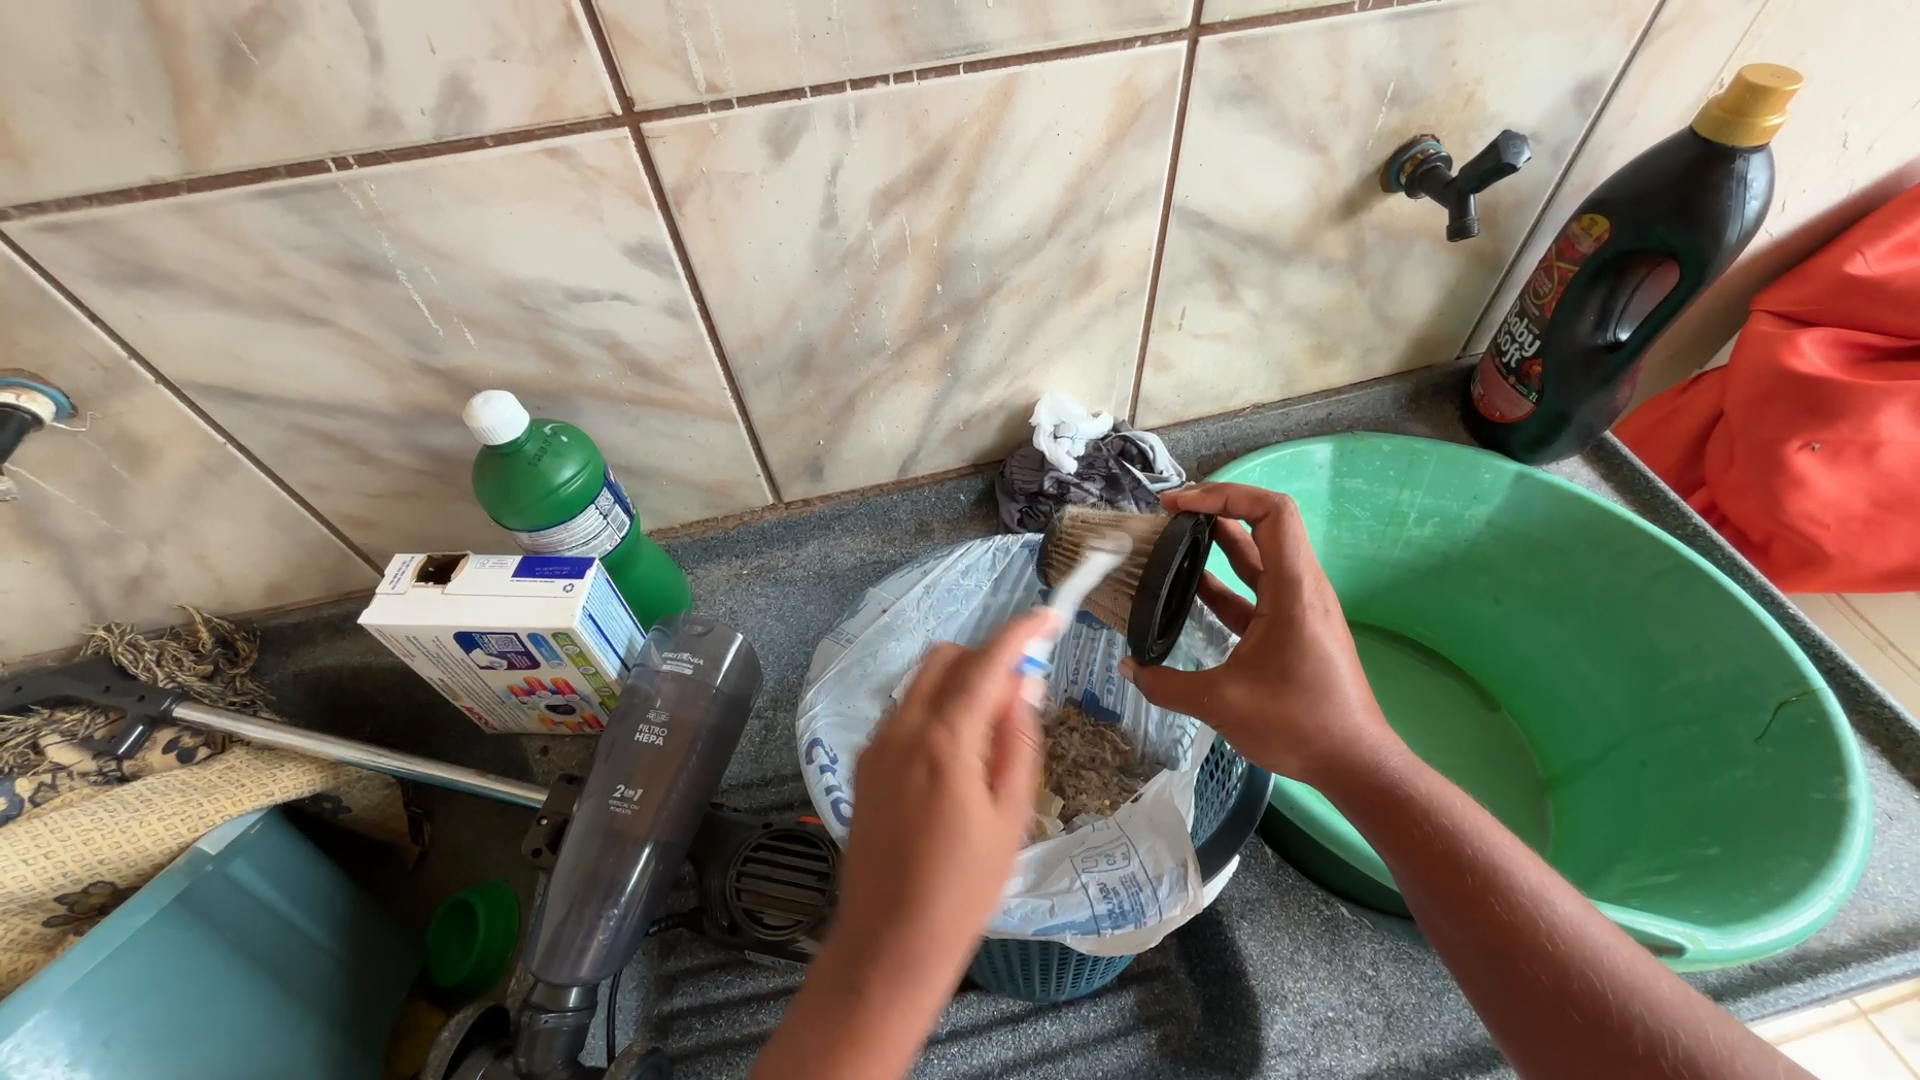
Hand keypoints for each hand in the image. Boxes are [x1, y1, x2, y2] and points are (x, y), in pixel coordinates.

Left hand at [751, 614, 1049, 1079]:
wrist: (889, 942)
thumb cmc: (964, 888)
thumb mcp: (1010, 816)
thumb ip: (1017, 739)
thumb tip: (1023, 683)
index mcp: (944, 739)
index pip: (987, 662)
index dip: (1020, 632)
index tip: (1047, 617)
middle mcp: (902, 729)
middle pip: (946, 659)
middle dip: (985, 657)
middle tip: (1020, 691)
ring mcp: (876, 745)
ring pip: (921, 683)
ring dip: (958, 684)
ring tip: (990, 731)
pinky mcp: (863, 765)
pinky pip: (903, 714)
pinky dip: (934, 710)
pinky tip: (954, 755)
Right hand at [1120, 483, 1400, 784]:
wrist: (1355, 763)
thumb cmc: (1299, 723)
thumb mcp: (1221, 704)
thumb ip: (1166, 686)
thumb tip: (1129, 669)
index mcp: (1293, 590)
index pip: (1271, 511)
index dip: (1224, 495)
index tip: (1179, 505)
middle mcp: (1300, 589)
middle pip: (1263, 525)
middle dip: (1215, 510)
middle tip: (1169, 514)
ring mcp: (1297, 610)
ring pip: (1257, 558)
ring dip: (1217, 543)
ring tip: (1172, 541)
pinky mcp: (1291, 631)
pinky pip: (1253, 591)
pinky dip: (1221, 583)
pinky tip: (1187, 590)